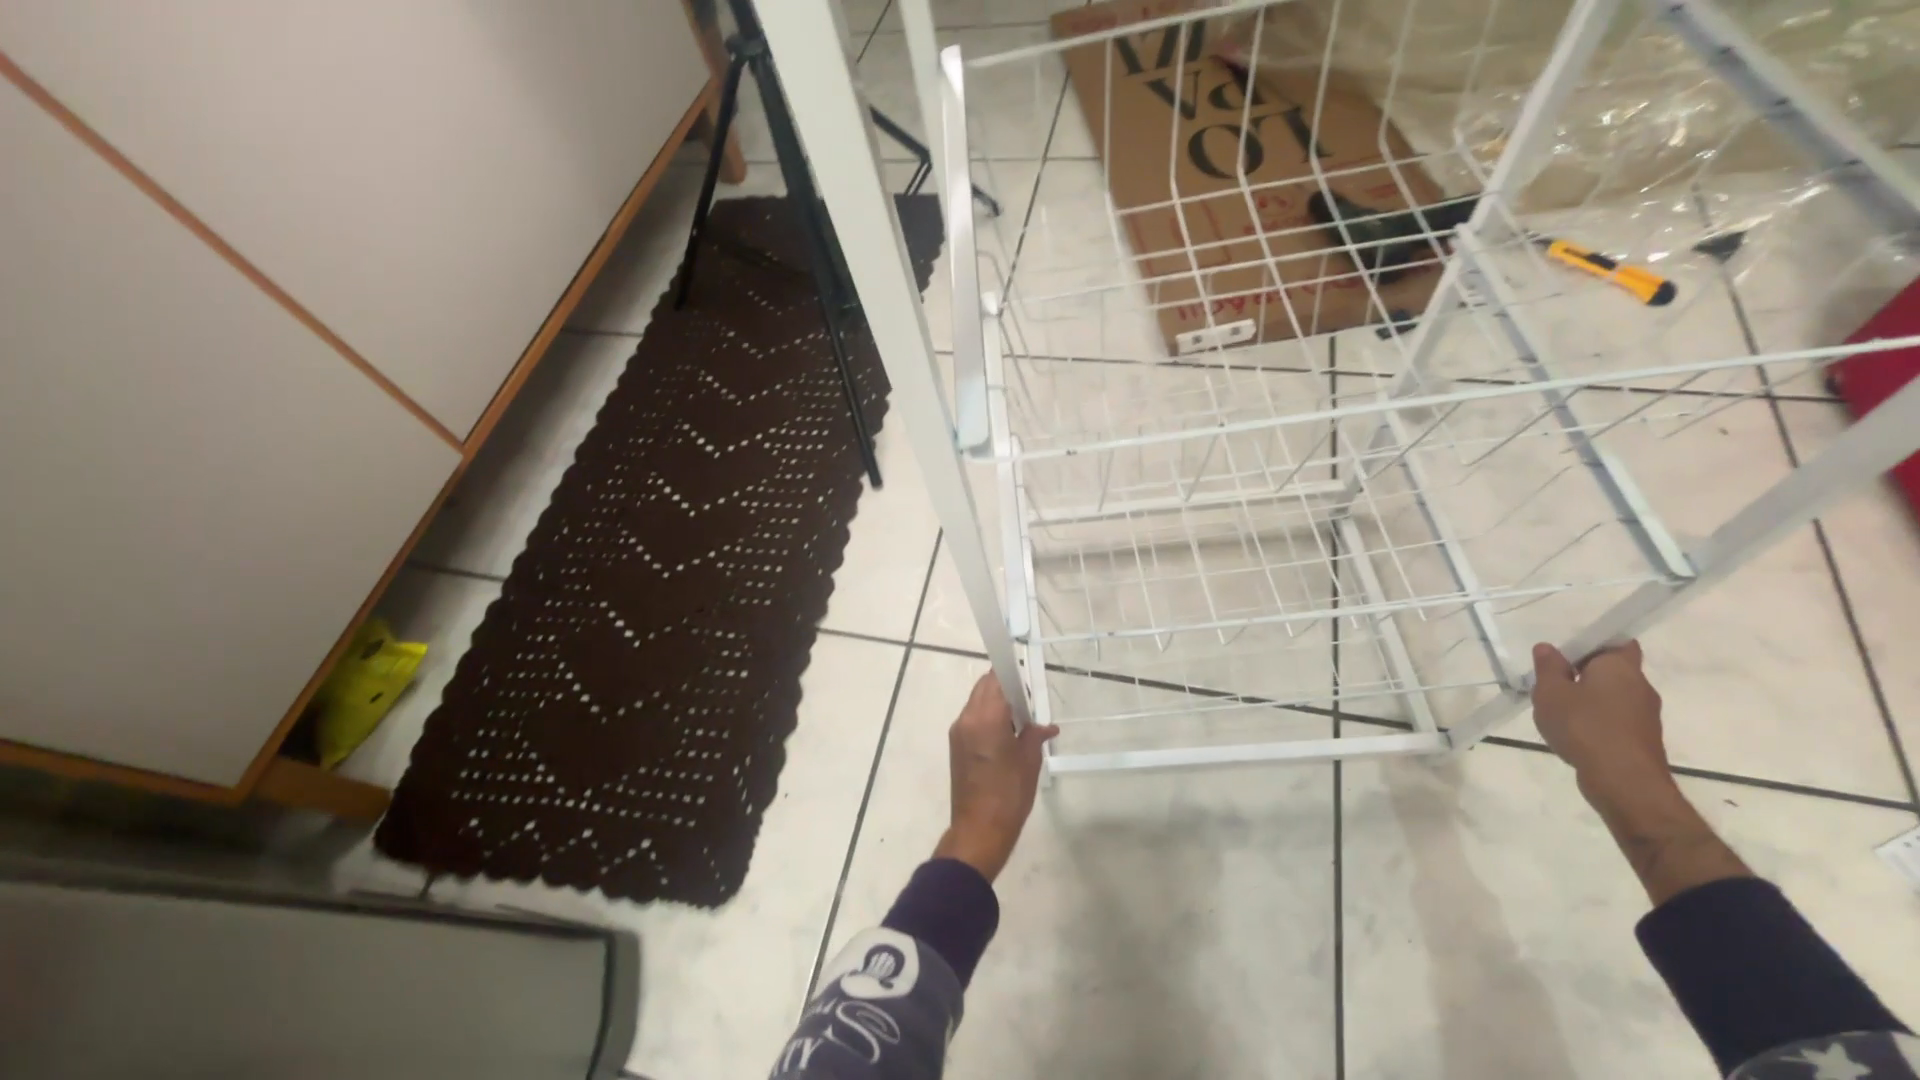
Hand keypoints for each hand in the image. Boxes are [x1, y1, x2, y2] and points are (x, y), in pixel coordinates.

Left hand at [933, 673, 1058, 882]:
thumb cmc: (1009, 794)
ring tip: (1019, 722)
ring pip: (976, 702)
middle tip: (1027, 704)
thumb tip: (1045, 726)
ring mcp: (958, 732)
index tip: (1026, 681)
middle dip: (1004, 688)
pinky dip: (987, 717)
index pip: (995, 679)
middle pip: (983, 688)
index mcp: (985, 719)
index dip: (1010, 675)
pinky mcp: (956, 745)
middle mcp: (967, 719)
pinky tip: (1006, 735)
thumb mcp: (1029, 761)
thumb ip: (1034, 735)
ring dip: (995, 703)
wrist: (979, 829)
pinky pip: (972, 719)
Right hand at [1531, 641, 1671, 804]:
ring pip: (1614, 696)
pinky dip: (1597, 721)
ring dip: (1590, 699)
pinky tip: (1574, 734)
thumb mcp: (1551, 693)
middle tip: (1554, 682)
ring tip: (1558, 711)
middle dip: (1586, 673)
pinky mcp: (1642, 738)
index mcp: (1620, 667)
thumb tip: (1548, 648)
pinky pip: (1616, 719)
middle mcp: (1640, 686)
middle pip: (1614, 670)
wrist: (1623, 780)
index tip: (1567, 655)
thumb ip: (1548, 668)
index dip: (1595, 644)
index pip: (1617, 642)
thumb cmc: (1584, 726)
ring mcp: (1646, 715)